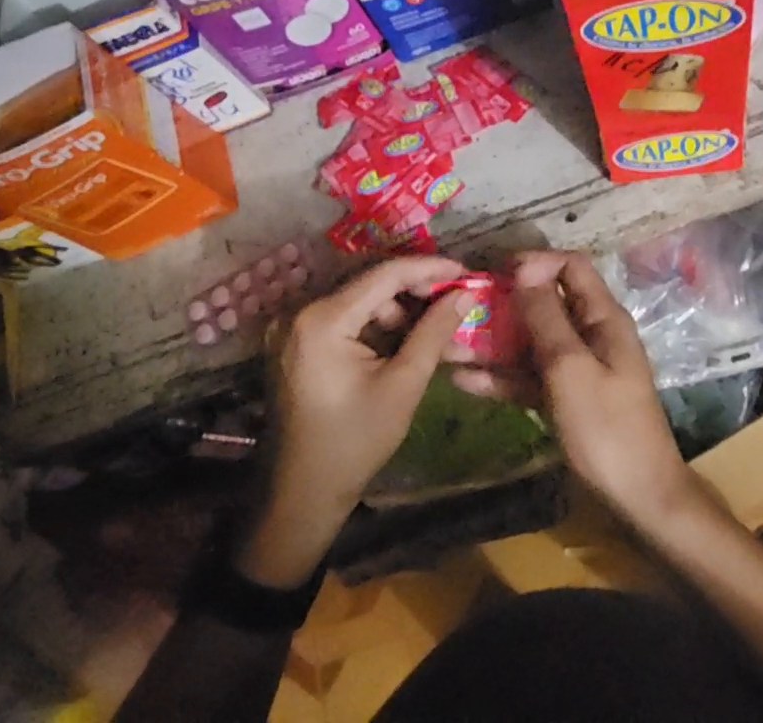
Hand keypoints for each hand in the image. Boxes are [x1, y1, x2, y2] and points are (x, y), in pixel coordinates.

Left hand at [236, 255, 470, 586]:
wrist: (303, 492)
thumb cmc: (355, 441)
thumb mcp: (403, 384)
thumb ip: (434, 332)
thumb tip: (466, 293)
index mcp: (322, 319)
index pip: (384, 275)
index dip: (429, 270)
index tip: (466, 272)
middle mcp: (302, 312)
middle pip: (370, 283)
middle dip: (417, 289)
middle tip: (457, 300)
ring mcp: (296, 327)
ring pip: (361, 300)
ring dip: (400, 309)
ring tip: (438, 329)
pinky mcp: (299, 343)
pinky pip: (346, 318)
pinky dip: (379, 325)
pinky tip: (409, 340)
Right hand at [454, 251, 698, 525]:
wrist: (639, 496)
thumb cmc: (606, 428)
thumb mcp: (570, 368)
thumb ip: (546, 317)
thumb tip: (526, 267)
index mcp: (603, 319)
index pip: (571, 267)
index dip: (534, 263)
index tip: (493, 273)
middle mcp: (592, 335)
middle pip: (546, 304)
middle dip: (504, 304)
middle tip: (460, 309)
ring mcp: (579, 368)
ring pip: (532, 342)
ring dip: (494, 343)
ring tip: (449, 346)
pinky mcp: (566, 398)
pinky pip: (530, 377)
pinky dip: (503, 378)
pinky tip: (464, 382)